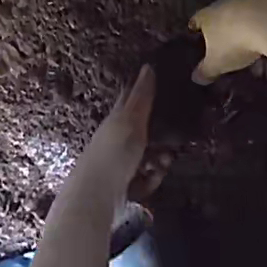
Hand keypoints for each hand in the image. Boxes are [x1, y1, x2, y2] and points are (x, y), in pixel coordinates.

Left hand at [72, 66, 155, 193]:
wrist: (94, 200)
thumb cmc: (114, 155)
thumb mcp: (131, 121)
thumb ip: (141, 97)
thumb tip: (147, 66)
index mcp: (115, 121)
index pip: (130, 99)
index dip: (144, 92)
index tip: (162, 88)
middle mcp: (115, 141)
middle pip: (144, 132)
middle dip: (161, 138)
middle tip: (172, 144)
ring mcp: (118, 165)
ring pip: (147, 158)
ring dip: (158, 162)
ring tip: (161, 167)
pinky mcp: (122, 188)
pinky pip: (143, 180)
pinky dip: (149, 182)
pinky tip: (149, 184)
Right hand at [188, 0, 266, 82]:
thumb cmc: (234, 41)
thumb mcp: (217, 63)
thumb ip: (206, 71)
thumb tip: (196, 77)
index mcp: (208, 15)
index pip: (197, 20)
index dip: (196, 29)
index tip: (196, 36)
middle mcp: (227, 3)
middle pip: (226, 23)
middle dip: (232, 43)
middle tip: (238, 63)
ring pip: (250, 25)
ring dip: (256, 45)